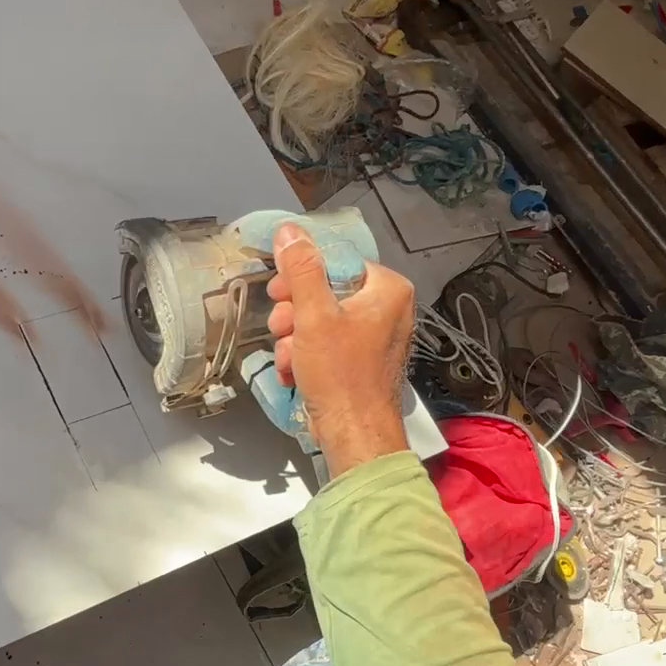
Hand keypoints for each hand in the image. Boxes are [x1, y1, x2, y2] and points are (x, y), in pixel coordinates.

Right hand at [264, 222, 413, 477]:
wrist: (354, 434)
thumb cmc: (340, 373)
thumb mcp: (314, 315)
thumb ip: (301, 270)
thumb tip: (289, 230)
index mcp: (387, 289)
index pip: (335, 262)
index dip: (300, 277)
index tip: (278, 293)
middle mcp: (386, 309)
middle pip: (323, 293)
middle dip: (294, 315)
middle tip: (282, 330)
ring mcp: (374, 338)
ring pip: (318, 322)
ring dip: (293, 340)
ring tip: (291, 360)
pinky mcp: (360, 363)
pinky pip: (325, 346)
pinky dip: (305, 358)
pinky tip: (295, 373)